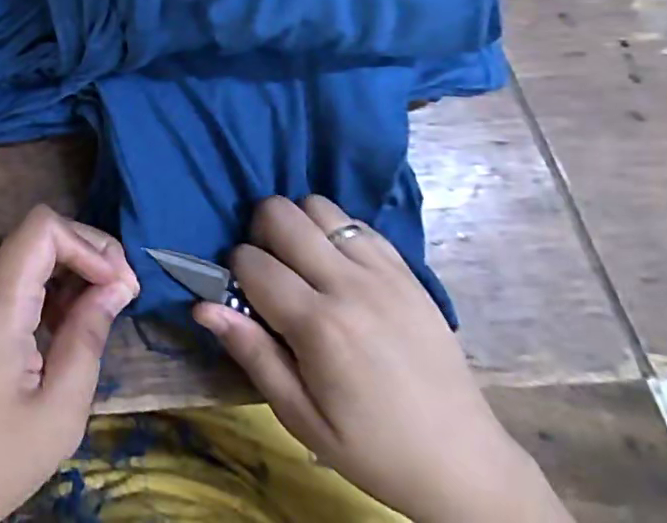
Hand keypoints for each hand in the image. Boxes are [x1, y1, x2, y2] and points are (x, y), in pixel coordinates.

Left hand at [0, 206, 140, 522]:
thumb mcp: (57, 412)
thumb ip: (88, 339)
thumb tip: (115, 286)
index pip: (44, 225)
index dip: (89, 244)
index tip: (120, 285)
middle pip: (41, 235)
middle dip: (89, 255)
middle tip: (124, 297)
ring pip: (31, 254)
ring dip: (72, 273)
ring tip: (102, 315)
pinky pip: (16, 278)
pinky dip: (50, 289)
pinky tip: (67, 327)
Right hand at [194, 196, 570, 522]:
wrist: (463, 461)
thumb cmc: (372, 449)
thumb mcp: (301, 418)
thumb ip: (251, 353)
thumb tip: (203, 305)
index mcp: (319, 326)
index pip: (251, 261)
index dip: (234, 273)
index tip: (243, 296)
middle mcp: (349, 285)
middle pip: (280, 213)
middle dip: (259, 233)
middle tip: (268, 271)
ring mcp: (383, 271)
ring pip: (318, 205)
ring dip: (298, 225)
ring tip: (301, 263)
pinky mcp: (407, 270)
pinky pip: (357, 223)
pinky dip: (335, 231)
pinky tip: (338, 267)